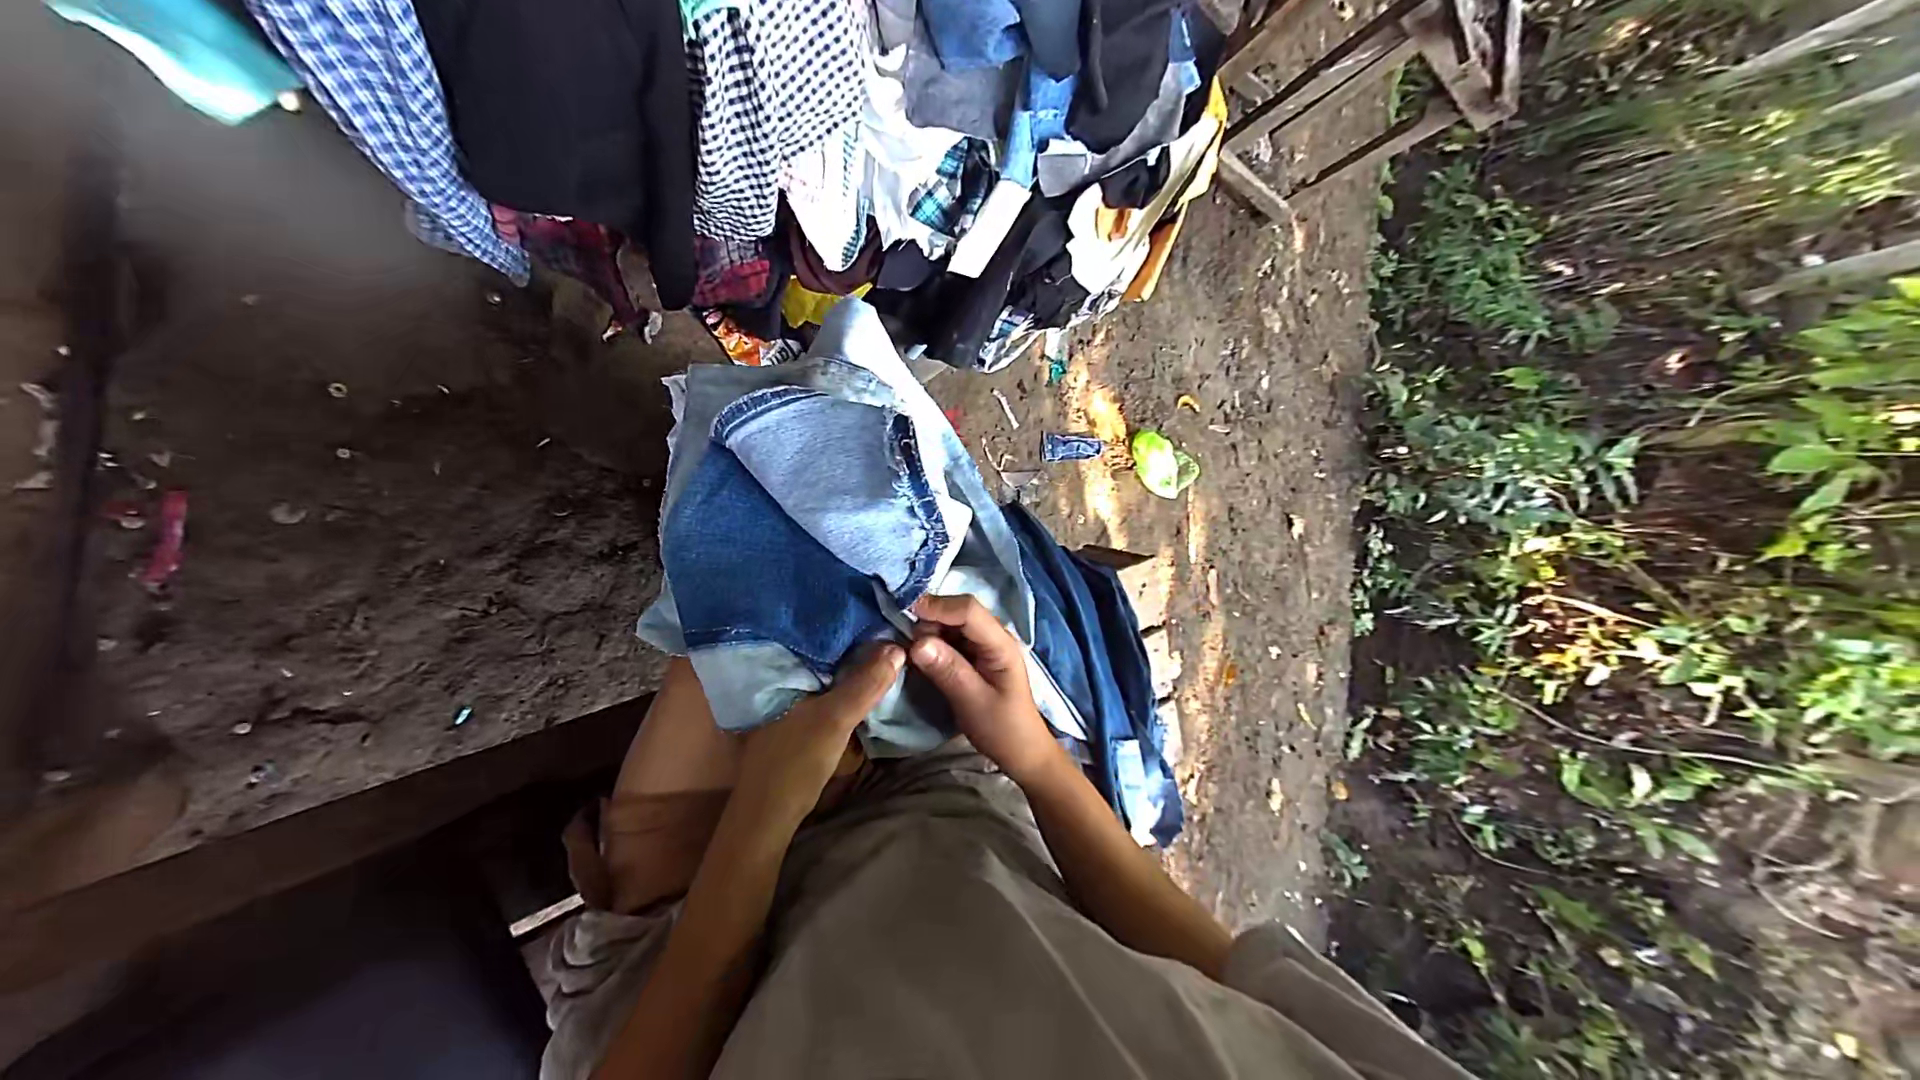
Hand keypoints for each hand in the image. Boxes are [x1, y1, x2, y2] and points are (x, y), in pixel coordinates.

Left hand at [727, 644, 902, 830]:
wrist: (770, 816)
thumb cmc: (797, 760)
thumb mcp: (836, 719)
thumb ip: (865, 684)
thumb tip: (898, 647)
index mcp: (781, 671)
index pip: (820, 636)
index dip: (851, 627)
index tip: (883, 618)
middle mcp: (781, 679)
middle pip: (826, 655)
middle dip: (856, 647)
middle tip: (892, 633)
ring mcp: (787, 701)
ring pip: (827, 675)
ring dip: (852, 670)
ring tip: (887, 653)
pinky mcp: (795, 719)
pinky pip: (826, 693)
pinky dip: (845, 689)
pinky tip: (867, 686)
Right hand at [908, 595, 1065, 786]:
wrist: (1021, 751)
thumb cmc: (1003, 729)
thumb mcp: (973, 703)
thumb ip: (948, 671)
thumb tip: (918, 643)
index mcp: (1001, 644)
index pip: (969, 610)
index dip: (938, 607)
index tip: (905, 613)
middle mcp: (993, 636)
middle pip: (958, 612)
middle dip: (930, 620)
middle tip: (908, 646)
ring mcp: (983, 644)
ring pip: (950, 623)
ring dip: (928, 632)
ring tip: (913, 655)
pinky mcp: (973, 654)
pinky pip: (949, 638)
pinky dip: (932, 642)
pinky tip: (920, 658)